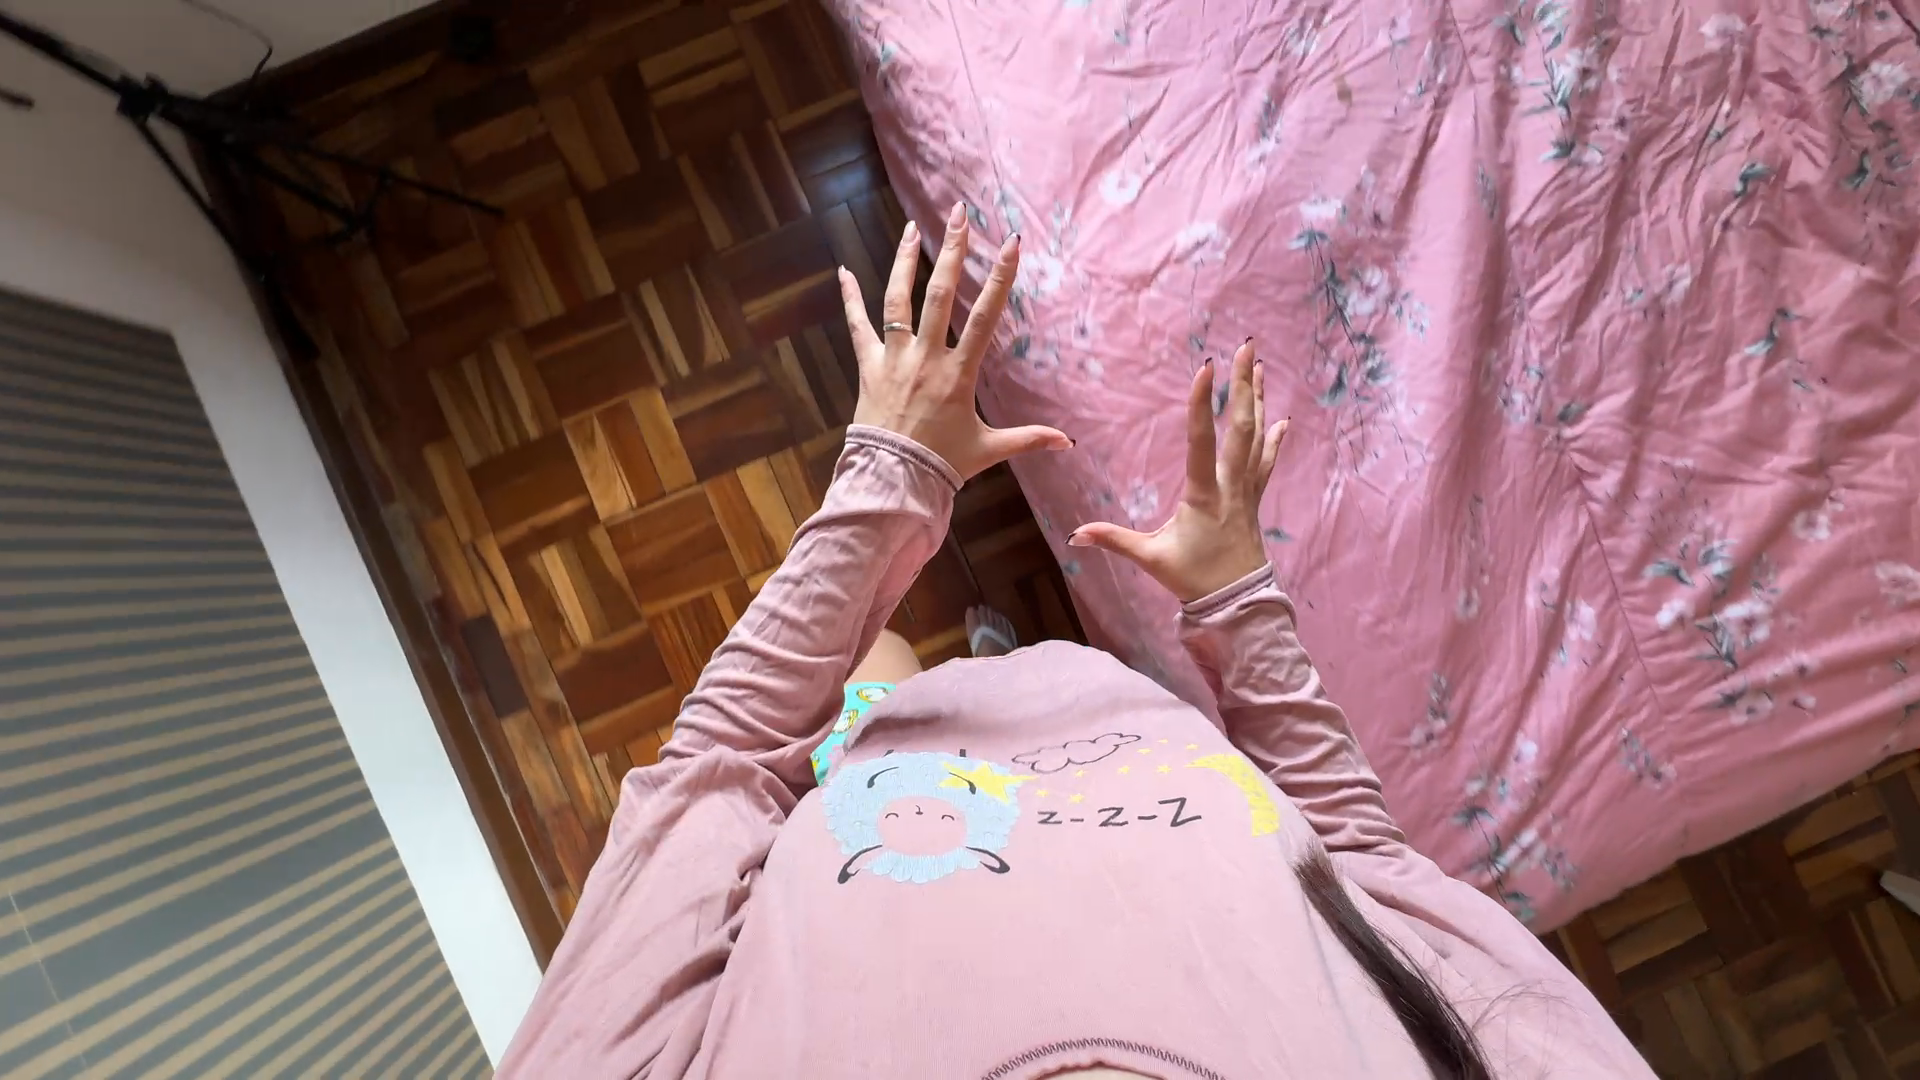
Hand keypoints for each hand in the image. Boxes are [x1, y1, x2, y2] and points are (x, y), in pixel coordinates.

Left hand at [837, 202, 1070, 480]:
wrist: (893, 480)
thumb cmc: (942, 464)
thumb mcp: (988, 449)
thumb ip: (1028, 439)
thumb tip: (1068, 442)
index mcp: (959, 374)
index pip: (986, 317)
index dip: (1000, 278)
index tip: (1011, 243)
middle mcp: (926, 357)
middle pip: (940, 294)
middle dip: (952, 251)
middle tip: (959, 214)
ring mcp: (895, 360)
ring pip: (898, 301)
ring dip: (904, 261)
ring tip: (911, 229)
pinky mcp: (868, 368)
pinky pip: (857, 327)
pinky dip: (849, 299)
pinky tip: (843, 271)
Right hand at [1068, 340, 1287, 602]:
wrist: (1238, 601)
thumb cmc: (1193, 577)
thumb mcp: (1150, 559)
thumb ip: (1114, 540)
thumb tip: (1076, 534)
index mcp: (1203, 495)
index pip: (1202, 441)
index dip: (1202, 405)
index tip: (1206, 369)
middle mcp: (1230, 485)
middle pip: (1240, 428)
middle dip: (1242, 387)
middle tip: (1245, 348)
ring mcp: (1246, 491)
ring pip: (1256, 438)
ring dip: (1257, 401)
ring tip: (1259, 367)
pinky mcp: (1252, 499)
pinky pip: (1266, 462)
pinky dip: (1273, 439)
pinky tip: (1281, 419)